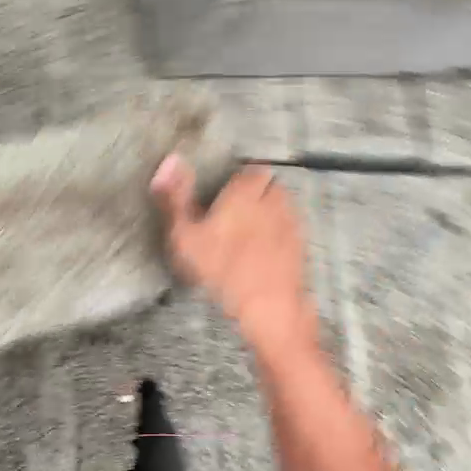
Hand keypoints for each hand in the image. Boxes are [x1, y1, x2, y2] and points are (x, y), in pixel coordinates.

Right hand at [151, 154, 318, 367]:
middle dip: (255, 193)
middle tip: (234, 209)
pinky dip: (278, 236)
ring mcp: (291, 227)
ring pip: (282, 207)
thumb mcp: (185, 235)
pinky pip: (290, 232)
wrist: (268, 310)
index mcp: (245, 193)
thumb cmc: (222, 270)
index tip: (225, 190)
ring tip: (248, 230)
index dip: (238, 178)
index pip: (250, 170)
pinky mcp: (300, 250)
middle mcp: (273, 203)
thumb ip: (175, 197)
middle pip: (269, 186)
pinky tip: (262, 253)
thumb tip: (169, 160)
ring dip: (269, 212)